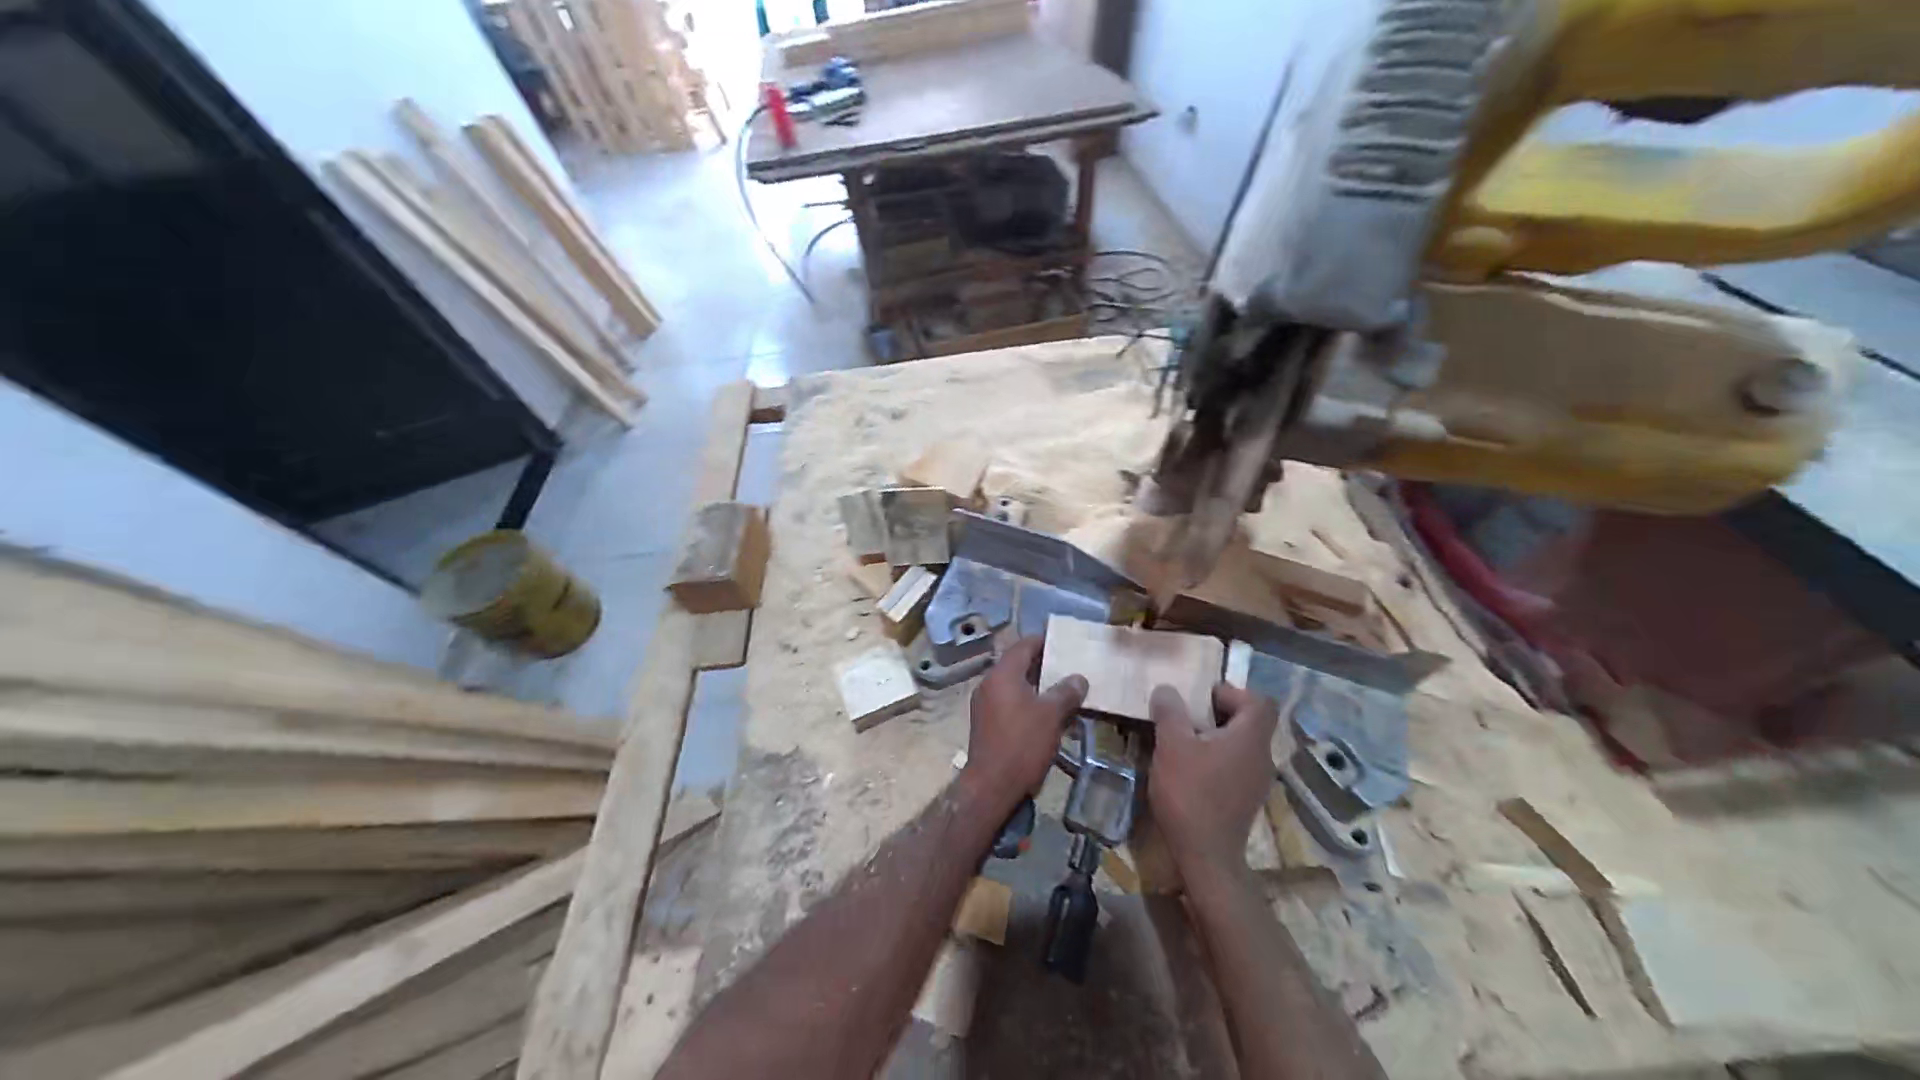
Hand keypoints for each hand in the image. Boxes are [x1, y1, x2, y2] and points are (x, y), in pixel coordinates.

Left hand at [961, 637, 1086, 809]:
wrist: (992, 785)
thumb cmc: (1023, 743)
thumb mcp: (1051, 715)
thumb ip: (1066, 692)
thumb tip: (1078, 678)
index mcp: (1002, 675)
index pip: (1023, 646)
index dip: (1043, 641)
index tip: (1062, 642)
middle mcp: (989, 684)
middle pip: (1017, 665)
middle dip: (1042, 665)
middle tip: (1068, 666)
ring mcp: (984, 704)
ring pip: (1014, 686)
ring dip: (1036, 686)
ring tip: (1062, 691)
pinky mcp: (986, 723)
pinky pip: (1009, 702)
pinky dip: (1027, 702)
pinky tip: (1046, 714)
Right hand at [1147, 683, 1279, 880]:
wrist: (1206, 854)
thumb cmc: (1190, 792)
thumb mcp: (1171, 744)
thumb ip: (1170, 711)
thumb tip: (1167, 690)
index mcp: (1251, 737)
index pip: (1258, 701)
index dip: (1232, 692)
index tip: (1202, 698)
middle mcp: (1262, 756)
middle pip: (1250, 722)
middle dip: (1219, 713)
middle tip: (1187, 717)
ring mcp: (1258, 781)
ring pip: (1242, 745)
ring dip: (1216, 737)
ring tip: (1184, 742)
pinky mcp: (1247, 800)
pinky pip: (1236, 766)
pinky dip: (1218, 759)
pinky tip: (1191, 771)